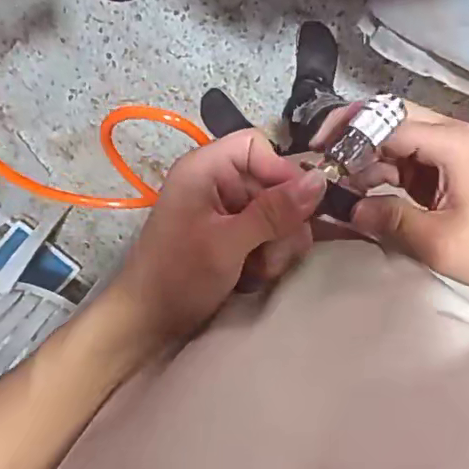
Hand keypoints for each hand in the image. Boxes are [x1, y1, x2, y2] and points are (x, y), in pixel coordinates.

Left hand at [106, 130, 327, 342]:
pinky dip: (266, 257)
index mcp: (204, 169)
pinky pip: (268, 236)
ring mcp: (224, 212)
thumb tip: (320, 179)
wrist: (148, 322)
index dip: (281, 173)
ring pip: (278, 214)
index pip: (257, 146)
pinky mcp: (231, 238)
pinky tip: (252, 277)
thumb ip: (274, 211)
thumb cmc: (178, 277)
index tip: (296, 209)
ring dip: (276, 246)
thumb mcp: (228, 243)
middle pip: (274, 183)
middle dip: (281, 222)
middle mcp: (215, 183)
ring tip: (256, 271)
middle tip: (270, 254)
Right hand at [331, 104, 468, 296]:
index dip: (347, 133)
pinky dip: (382, 170)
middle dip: (352, 133)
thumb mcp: (437, 241)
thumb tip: (350, 209)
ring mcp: (454, 150)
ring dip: (366, 155)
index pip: (387, 121)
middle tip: (322, 156)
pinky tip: (364, 191)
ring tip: (340, 182)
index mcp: (453, 143)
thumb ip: (389, 219)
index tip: (318, 153)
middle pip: (391, 117)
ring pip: (396, 137)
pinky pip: (407, 157)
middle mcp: (453, 135)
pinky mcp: (451, 167)